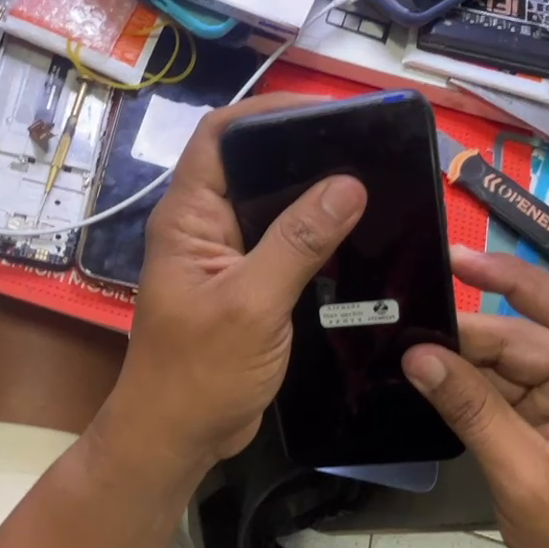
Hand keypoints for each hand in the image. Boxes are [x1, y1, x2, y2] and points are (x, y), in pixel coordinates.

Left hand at [107, 95, 366, 468]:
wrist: (178, 437)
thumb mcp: (252, 303)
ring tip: (370, 177)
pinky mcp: (245, 283)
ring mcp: (224, 255)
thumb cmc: (200, 371)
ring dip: (311, 192)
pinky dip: (314, 234)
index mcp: (188, 216)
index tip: (325, 110)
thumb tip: (348, 183)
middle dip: (301, 149)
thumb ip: (298, 242)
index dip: (266, 110)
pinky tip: (355, 232)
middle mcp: (203, 225)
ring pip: (269, 204)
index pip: (219, 135)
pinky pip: (281, 243)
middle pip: (249, 164)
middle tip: (362, 142)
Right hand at [402, 250, 548, 547]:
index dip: (519, 283)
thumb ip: (474, 411)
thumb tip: (416, 355)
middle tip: (406, 317)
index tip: (463, 259)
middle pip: (536, 338)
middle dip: (471, 333)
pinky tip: (430, 368)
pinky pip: (508, 383)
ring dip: (464, 356)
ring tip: (408, 341)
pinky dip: (470, 380)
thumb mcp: (529, 480)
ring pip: (515, 357)